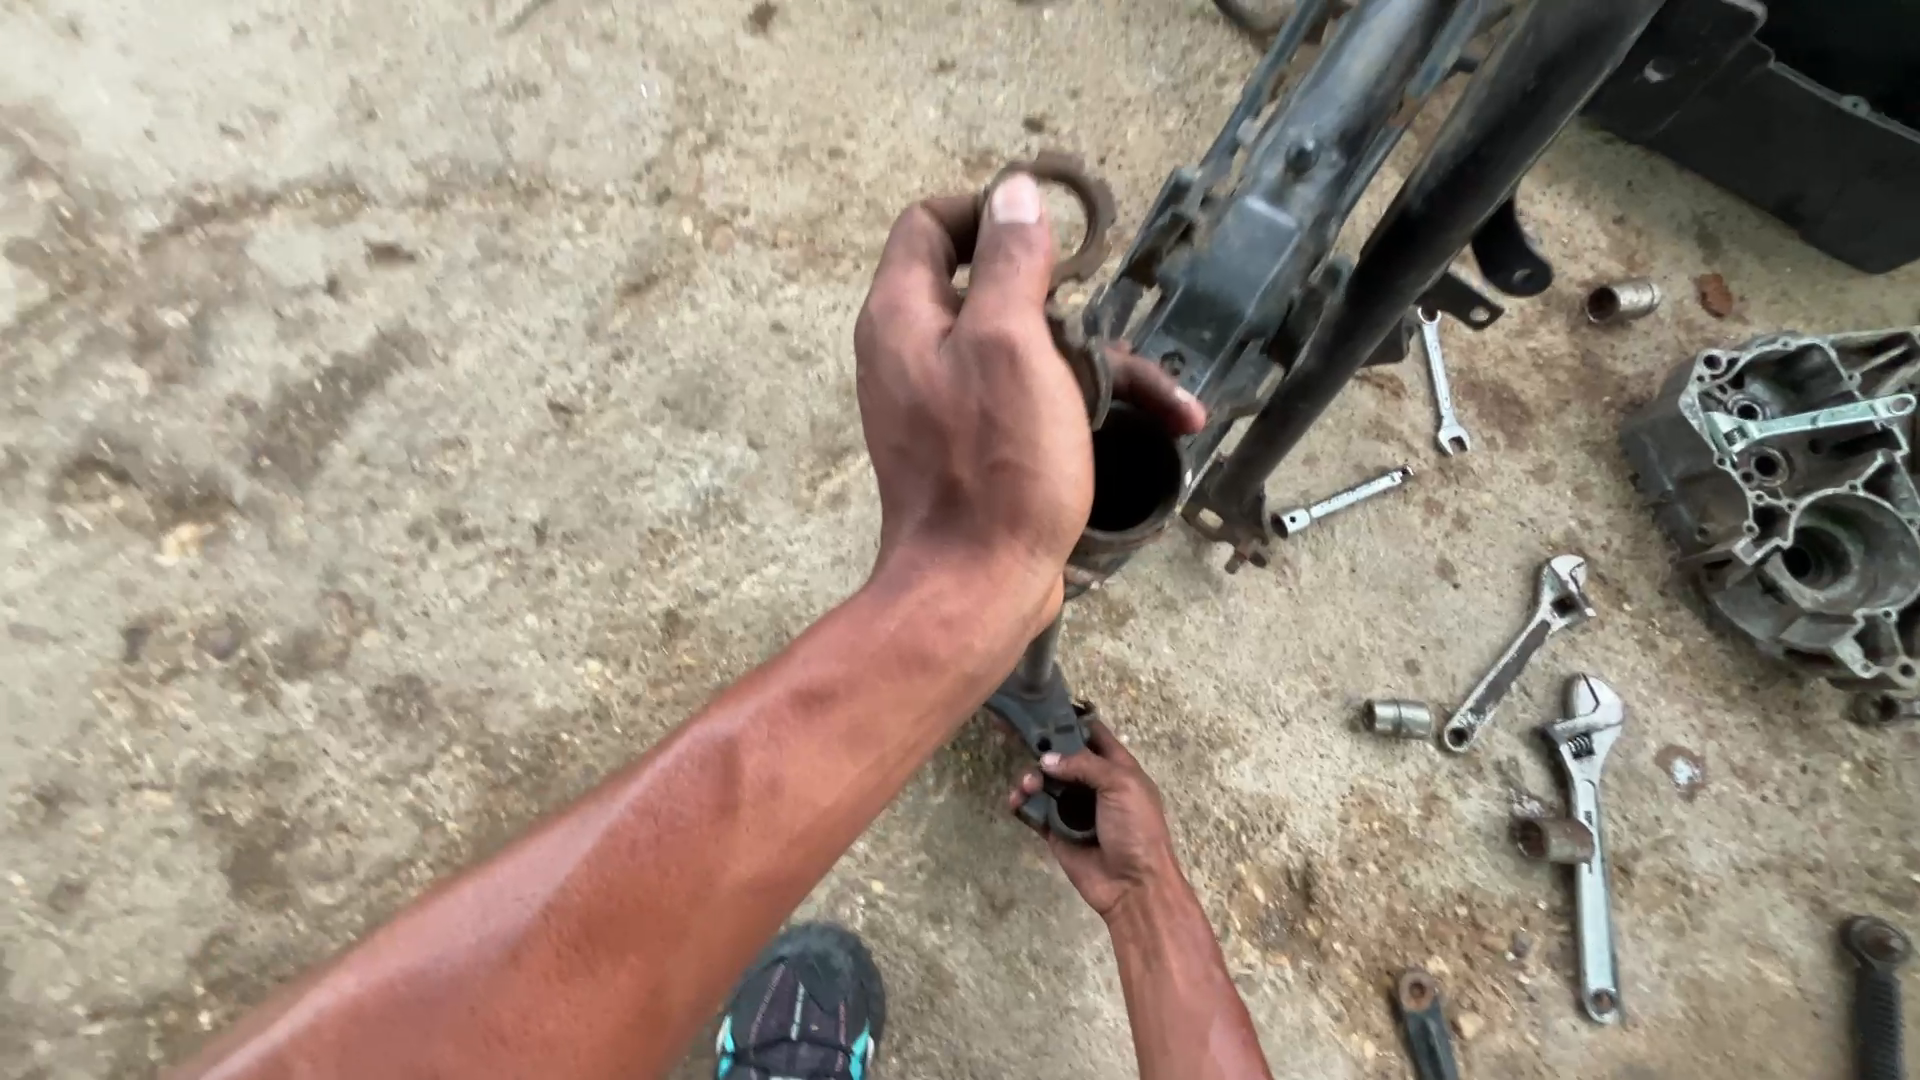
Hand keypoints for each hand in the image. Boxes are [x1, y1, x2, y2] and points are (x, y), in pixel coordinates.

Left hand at [855, 177, 1204, 633]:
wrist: (976, 586)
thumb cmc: (993, 464)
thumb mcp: (1010, 344)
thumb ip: (1010, 262)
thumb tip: (1013, 190)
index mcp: (903, 316)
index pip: (931, 225)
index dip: (991, 214)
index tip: (1053, 236)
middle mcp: (916, 353)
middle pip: (994, 292)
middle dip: (1067, 308)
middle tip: (1112, 338)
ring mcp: (949, 403)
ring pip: (1028, 352)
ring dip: (1099, 368)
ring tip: (1171, 404)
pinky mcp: (980, 445)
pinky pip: (1031, 401)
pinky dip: (1085, 407)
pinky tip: (1161, 426)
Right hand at [1007, 718, 1184, 920]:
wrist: (1134, 887)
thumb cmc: (1136, 829)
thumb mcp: (1120, 785)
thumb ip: (1084, 764)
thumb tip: (1047, 760)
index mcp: (1117, 768)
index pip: (1092, 734)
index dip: (1072, 720)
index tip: (1044, 708)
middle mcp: (1093, 783)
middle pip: (1062, 757)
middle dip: (1042, 748)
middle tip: (1020, 740)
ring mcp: (1073, 807)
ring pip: (1045, 781)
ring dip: (1032, 777)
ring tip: (1028, 785)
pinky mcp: (1056, 830)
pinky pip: (1034, 810)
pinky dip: (1022, 802)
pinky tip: (1017, 800)